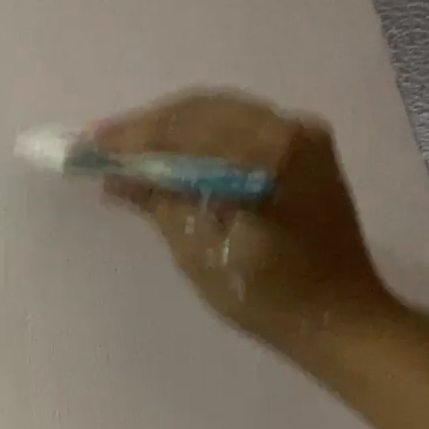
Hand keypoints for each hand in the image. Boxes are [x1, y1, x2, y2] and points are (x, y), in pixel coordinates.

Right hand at [88, 88, 403, 354]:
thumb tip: (114, 176)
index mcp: (269, 152)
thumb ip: (159, 202)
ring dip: (172, 130)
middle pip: (203, 110)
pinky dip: (201, 140)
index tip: (88, 143)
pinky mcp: (305, 151)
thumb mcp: (200, 253)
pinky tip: (172, 157)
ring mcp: (303, 136)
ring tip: (126, 149)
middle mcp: (291, 128)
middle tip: (100, 144)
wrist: (340, 318)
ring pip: (221, 115)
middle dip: (147, 127)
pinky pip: (242, 130)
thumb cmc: (268, 297)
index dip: (131, 135)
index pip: (184, 127)